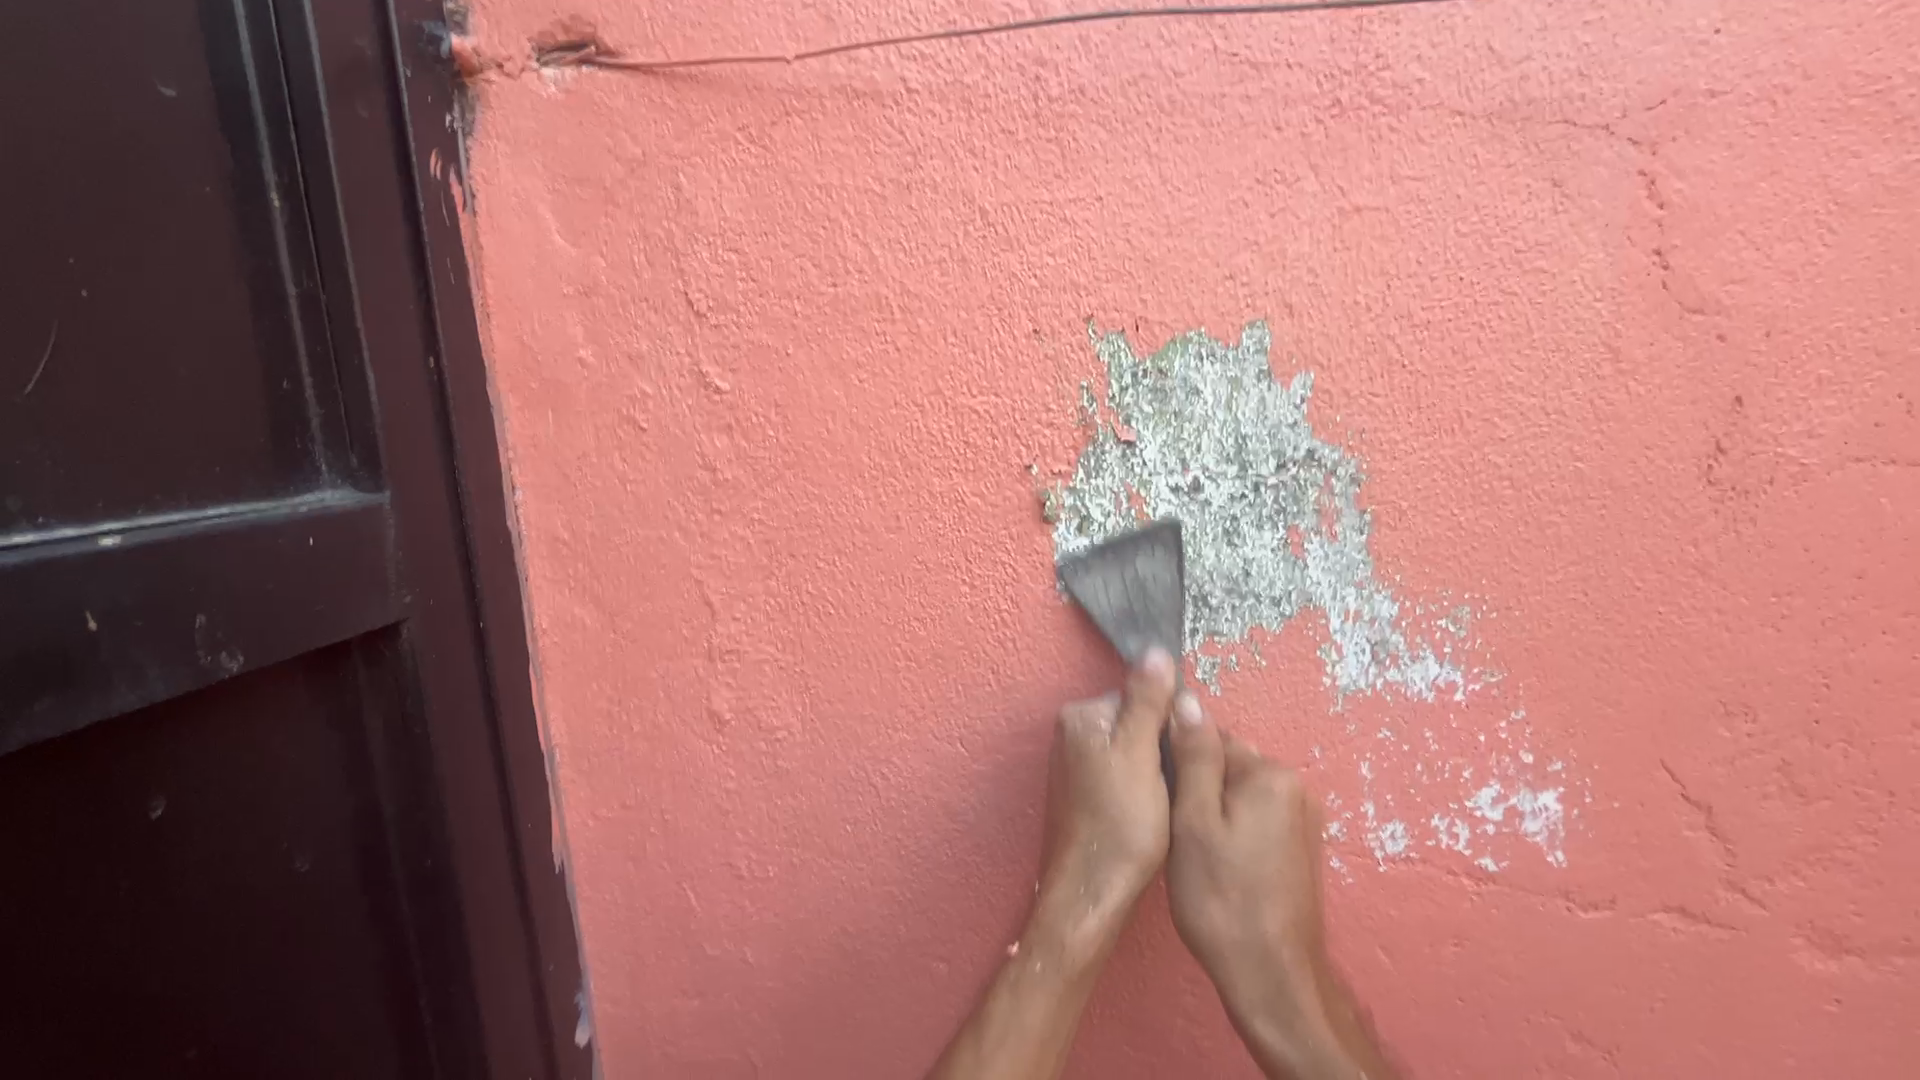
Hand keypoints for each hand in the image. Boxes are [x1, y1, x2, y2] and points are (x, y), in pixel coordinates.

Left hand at [1030, 647, 1178, 960]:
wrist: (1092, 891)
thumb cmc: (1120, 823)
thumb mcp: (1141, 754)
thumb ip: (1147, 702)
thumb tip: (1156, 650)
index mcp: (1080, 716)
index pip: (1140, 696)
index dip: (1171, 723)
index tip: (1186, 754)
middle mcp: (1072, 734)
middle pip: (1137, 722)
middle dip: (1164, 747)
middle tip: (1180, 781)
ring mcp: (1076, 765)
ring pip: (1136, 752)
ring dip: (1158, 770)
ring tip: (1169, 800)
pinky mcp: (1085, 793)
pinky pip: (1126, 775)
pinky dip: (1145, 788)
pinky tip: (1154, 813)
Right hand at [1164, 703, 1396, 1079]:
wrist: (1270, 975)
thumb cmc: (1220, 897)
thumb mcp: (1192, 821)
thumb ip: (1192, 757)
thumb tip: (1187, 700)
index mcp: (1269, 773)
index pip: (1209, 737)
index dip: (1175, 760)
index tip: (1156, 790)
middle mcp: (1294, 786)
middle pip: (1226, 762)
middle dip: (1195, 784)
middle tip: (1172, 825)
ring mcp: (1301, 817)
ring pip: (1236, 791)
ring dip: (1210, 807)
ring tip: (1190, 846)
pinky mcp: (1299, 844)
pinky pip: (1253, 815)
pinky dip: (1229, 827)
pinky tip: (1213, 859)